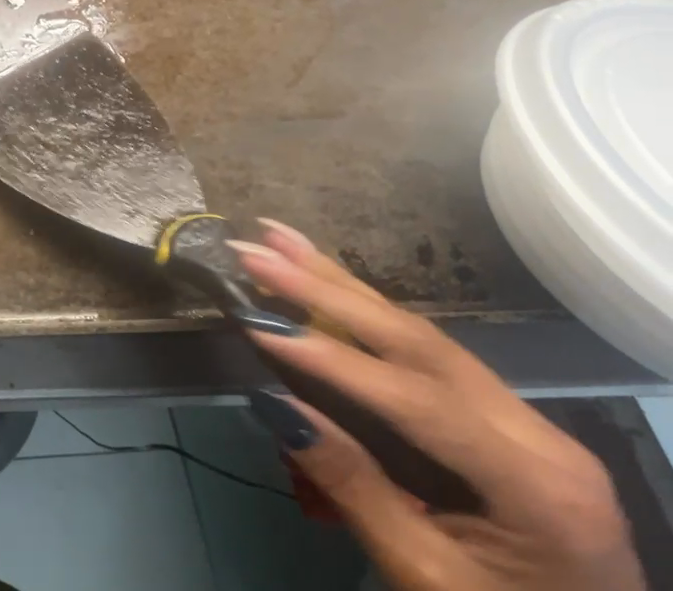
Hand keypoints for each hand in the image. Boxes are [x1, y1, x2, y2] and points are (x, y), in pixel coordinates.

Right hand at [230, 220, 644, 590]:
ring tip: (277, 238)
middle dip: (328, 292)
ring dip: (343, 285)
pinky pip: (431, 355)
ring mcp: (528, 423)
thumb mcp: (424, 572)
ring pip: (425, 337)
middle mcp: (541, 438)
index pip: (417, 402)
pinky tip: (327, 280)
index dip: (332, 358)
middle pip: (421, 346)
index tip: (255, 323)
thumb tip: (277, 408)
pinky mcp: (505, 420)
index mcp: (536, 487)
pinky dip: (369, 311)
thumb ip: (355, 487)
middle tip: (253, 252)